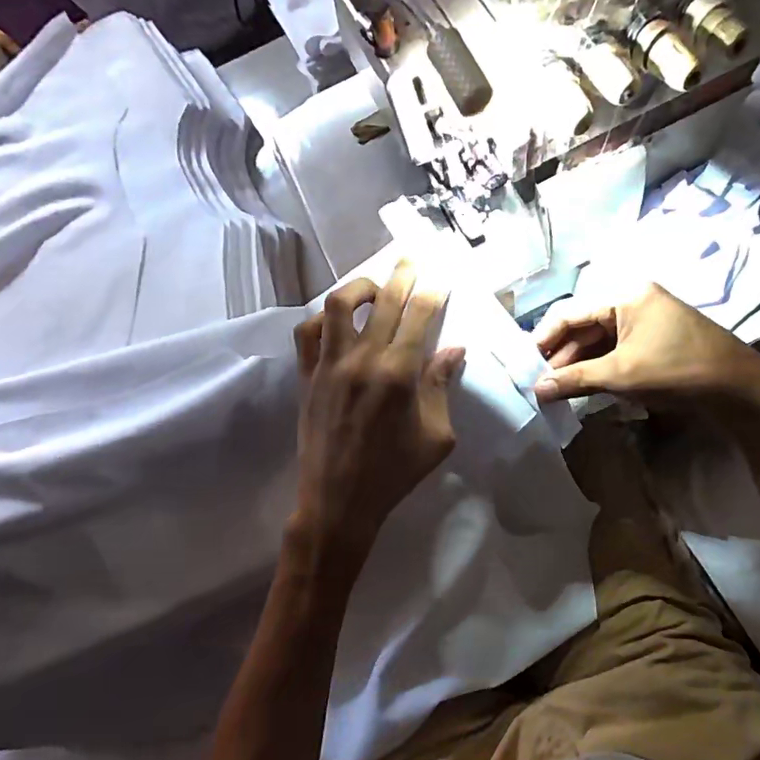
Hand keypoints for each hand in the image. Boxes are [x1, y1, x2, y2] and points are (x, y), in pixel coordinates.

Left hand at [291, 261, 464, 572]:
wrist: (338, 500)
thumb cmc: (394, 473)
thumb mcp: (436, 436)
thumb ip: (442, 387)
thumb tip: (453, 350)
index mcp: (399, 375)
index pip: (419, 316)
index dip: (432, 290)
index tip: (440, 274)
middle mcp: (362, 360)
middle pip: (385, 302)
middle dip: (403, 274)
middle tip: (413, 259)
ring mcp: (329, 365)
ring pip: (339, 306)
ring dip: (361, 287)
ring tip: (376, 287)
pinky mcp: (306, 376)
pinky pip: (308, 333)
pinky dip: (323, 317)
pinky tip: (338, 320)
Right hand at [533, 283, 759, 431]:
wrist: (740, 390)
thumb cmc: (678, 372)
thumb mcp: (621, 376)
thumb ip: (575, 380)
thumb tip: (537, 390)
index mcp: (626, 295)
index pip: (570, 312)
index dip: (544, 339)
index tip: (525, 365)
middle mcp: (635, 300)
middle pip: (584, 325)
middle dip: (561, 355)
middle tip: (537, 382)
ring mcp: (648, 321)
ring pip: (600, 340)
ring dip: (579, 364)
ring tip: (555, 389)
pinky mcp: (657, 341)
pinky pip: (618, 350)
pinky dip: (600, 368)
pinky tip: (583, 387)